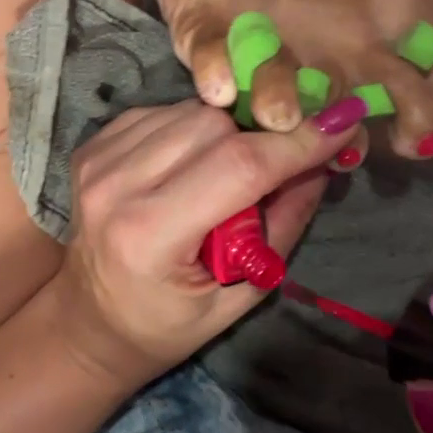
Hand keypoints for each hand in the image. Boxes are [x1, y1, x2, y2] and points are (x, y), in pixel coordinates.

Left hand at [50, 98, 365, 386]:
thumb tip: (323, 161)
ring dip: (224, 131)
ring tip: (227, 174)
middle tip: (277, 167)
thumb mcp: (239, 295)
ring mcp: (97, 161)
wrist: (89, 318)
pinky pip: (160, 113)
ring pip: (187, 110)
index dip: (296, 142)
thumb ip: (282, 225)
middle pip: (212, 125)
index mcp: (148, 234)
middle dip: (258, 138)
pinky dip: (189, 129)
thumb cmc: (167, 323)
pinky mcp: (91, 147)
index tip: (343, 124)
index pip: (236, 167)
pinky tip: (191, 165)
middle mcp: (114, 187)